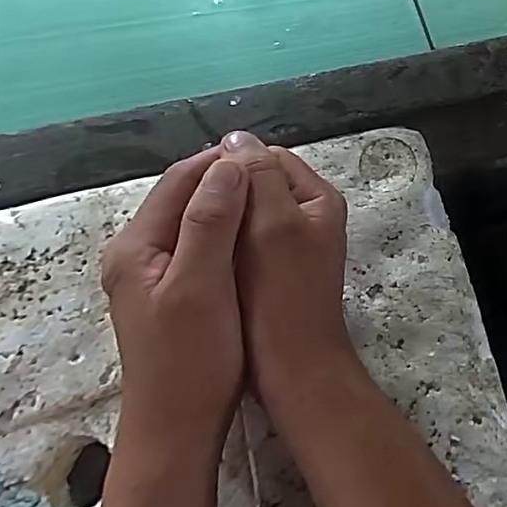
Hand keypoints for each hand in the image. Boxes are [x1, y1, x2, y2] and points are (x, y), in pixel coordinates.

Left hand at [100, 148, 249, 455]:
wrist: (178, 428)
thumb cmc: (192, 358)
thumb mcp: (201, 285)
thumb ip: (210, 222)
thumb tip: (230, 164)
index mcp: (136, 246)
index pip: (179, 181)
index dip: (220, 160)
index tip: (263, 153)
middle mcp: (136, 253)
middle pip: (182, 196)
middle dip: (224, 178)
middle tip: (272, 173)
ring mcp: (151, 274)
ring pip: (193, 219)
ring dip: (227, 202)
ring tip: (268, 196)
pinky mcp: (170, 292)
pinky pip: (198, 242)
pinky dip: (226, 228)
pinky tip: (253, 235)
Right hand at [217, 132, 356, 404]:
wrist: (293, 368)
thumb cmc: (283, 296)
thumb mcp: (273, 226)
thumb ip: (260, 178)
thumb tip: (238, 137)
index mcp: (318, 199)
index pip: (270, 158)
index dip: (233, 163)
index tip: (196, 182)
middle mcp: (309, 215)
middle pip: (259, 183)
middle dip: (226, 190)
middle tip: (188, 208)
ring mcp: (293, 243)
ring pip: (248, 212)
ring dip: (223, 215)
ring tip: (191, 229)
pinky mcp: (275, 268)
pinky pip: (245, 239)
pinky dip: (225, 240)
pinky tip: (203, 251)